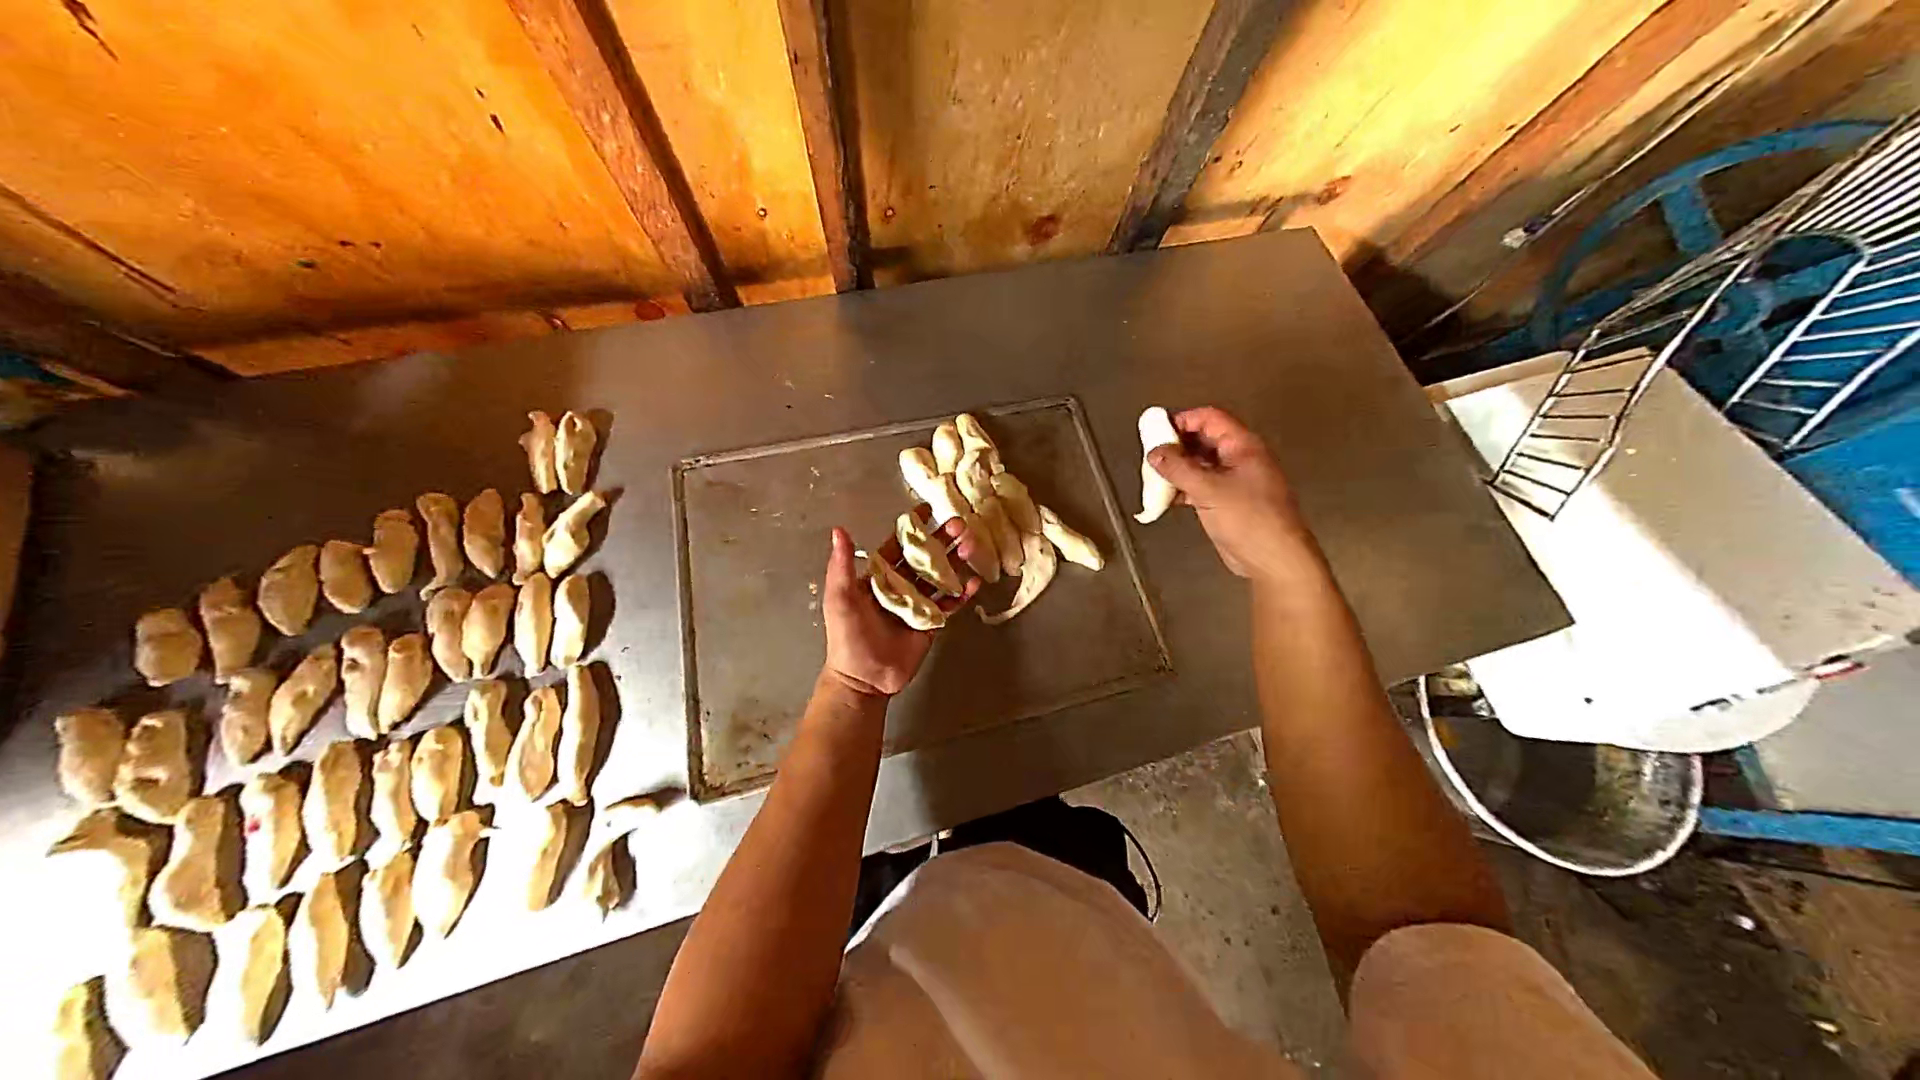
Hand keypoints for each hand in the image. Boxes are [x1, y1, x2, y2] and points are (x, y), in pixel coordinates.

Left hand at [821, 523, 979, 697]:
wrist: (864, 678)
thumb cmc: (847, 637)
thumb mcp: (839, 598)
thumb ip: (841, 565)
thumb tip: (839, 530)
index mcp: (878, 576)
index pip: (897, 545)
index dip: (912, 527)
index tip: (927, 509)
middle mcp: (900, 585)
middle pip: (924, 557)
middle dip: (942, 540)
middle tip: (959, 524)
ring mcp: (918, 603)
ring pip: (940, 576)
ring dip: (955, 561)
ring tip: (970, 546)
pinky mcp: (931, 622)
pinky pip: (949, 604)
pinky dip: (962, 593)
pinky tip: (974, 581)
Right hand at [1146, 406, 1319, 585]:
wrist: (1273, 558)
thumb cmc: (1248, 518)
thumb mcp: (1208, 489)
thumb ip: (1178, 468)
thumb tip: (1154, 452)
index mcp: (1242, 446)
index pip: (1209, 419)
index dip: (1182, 420)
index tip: (1156, 431)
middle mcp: (1239, 458)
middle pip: (1203, 439)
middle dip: (1176, 445)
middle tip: (1151, 455)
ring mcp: (1233, 481)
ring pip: (1199, 464)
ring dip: (1177, 468)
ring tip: (1154, 477)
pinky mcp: (1226, 501)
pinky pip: (1200, 485)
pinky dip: (1182, 488)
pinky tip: (1165, 497)